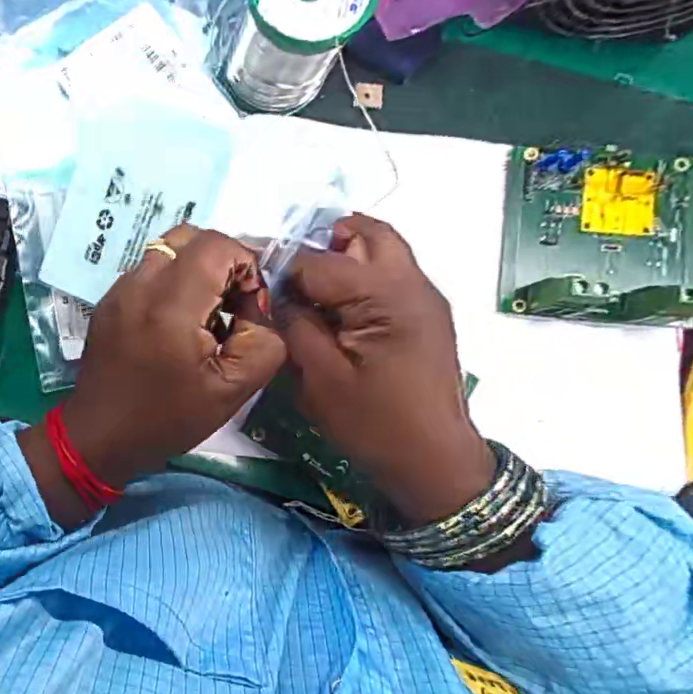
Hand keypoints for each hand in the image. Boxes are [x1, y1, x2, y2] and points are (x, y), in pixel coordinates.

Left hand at [21, 225, 286, 524]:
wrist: (99, 438)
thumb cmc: (167, 419)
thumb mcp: (233, 391)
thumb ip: (264, 341)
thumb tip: (257, 308)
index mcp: (171, 305)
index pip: (218, 245)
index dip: (246, 267)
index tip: (247, 309)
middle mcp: (138, 286)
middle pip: (190, 237)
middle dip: (221, 262)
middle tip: (229, 306)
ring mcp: (117, 292)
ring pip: (165, 252)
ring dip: (194, 272)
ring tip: (203, 318)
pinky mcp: (106, 304)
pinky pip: (146, 273)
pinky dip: (169, 285)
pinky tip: (174, 327)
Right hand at [277, 212, 493, 524]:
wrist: (432, 458)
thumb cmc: (372, 422)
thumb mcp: (320, 378)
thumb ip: (297, 327)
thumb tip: (280, 297)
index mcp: (386, 297)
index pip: (322, 261)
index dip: (286, 271)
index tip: (260, 290)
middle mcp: (413, 285)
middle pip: (369, 235)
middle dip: (326, 243)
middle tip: (291, 275)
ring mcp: (424, 300)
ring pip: (384, 252)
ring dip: (346, 258)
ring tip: (309, 292)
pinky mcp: (425, 318)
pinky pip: (391, 278)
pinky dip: (361, 279)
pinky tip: (336, 313)